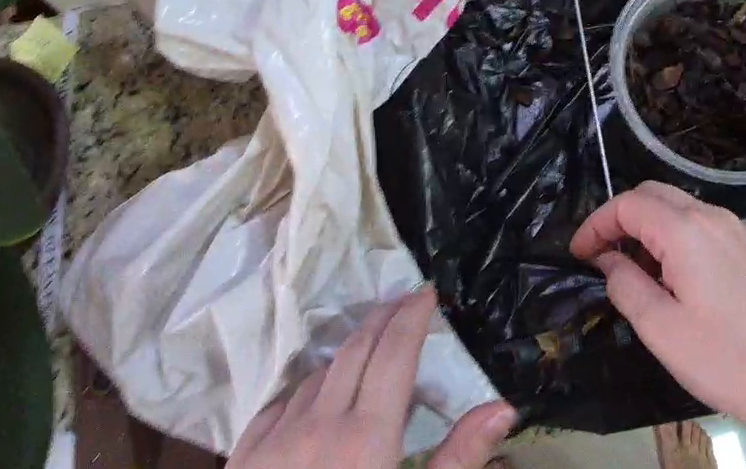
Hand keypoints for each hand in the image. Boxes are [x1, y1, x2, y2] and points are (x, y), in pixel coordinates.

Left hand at [231, 288, 516, 468]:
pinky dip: (306, 386)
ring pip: (317, 373)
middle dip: (383, 319)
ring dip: (347, 353)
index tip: (427, 292)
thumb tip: (502, 406)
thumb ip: (459, 460)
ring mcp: (276, 439)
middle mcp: (320, 423)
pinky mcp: (243, 459)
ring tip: (367, 347)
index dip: (412, 316)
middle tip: (404, 303)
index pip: (395, 352)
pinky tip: (314, 392)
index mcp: (368, 436)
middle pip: (356, 349)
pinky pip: (278, 401)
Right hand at [569, 181, 745, 427]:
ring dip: (647, 227)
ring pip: (679, 207)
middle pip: (653, 194)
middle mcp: (713, 216)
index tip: (577, 254)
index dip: (596, 224)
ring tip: (632, 272)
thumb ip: (625, 285)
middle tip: (599, 256)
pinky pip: (701, 225)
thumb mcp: (661, 330)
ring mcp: (737, 230)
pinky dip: (674, 236)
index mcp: (686, 230)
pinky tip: (672, 278)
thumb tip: (608, 260)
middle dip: (620, 218)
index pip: (628, 204)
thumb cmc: (728, 360)